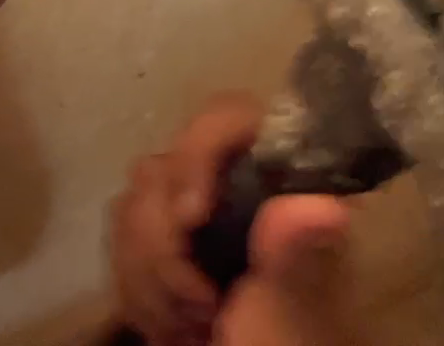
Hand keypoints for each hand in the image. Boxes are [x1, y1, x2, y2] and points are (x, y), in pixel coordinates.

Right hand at [111, 95, 352, 345]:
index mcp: (279, 186)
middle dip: (165, 245)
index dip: (196, 154)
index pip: (228, 117)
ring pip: (130, 204)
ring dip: (149, 276)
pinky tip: (169, 323)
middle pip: (163, 168)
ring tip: (191, 325)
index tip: (191, 219)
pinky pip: (116, 238)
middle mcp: (230, 186)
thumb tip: (327, 206)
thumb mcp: (295, 317)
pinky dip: (135, 286)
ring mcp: (190, 210)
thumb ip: (296, 260)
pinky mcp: (159, 238)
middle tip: (201, 305)